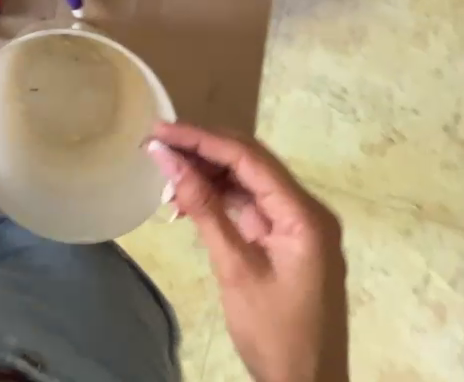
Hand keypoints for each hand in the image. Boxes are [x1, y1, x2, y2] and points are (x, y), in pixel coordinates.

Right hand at [147, 123, 348, 381]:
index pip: (247, 158)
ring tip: (165, 170)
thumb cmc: (274, 332)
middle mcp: (305, 210)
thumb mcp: (235, 268)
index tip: (160, 131)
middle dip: (202, 150)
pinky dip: (217, 197)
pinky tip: (186, 199)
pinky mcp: (285, 240)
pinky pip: (248, 204)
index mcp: (304, 215)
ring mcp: (297, 226)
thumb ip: (204, 207)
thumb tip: (167, 157)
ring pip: (246, 180)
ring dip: (206, 173)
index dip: (200, 139)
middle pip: (249, 162)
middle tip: (158, 143)